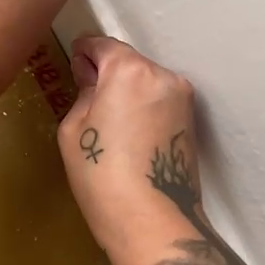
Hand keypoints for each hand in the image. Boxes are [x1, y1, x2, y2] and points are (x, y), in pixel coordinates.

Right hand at [57, 35, 200, 251]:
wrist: (150, 219)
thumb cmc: (100, 172)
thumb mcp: (73, 128)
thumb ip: (84, 93)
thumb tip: (92, 80)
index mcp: (129, 71)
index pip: (102, 45)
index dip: (83, 52)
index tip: (73, 65)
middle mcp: (163, 76)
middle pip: (128, 62)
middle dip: (106, 72)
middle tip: (85, 97)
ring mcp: (183, 98)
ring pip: (145, 81)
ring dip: (125, 90)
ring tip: (106, 121)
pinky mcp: (191, 121)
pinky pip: (158, 100)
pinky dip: (141, 106)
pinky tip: (125, 133)